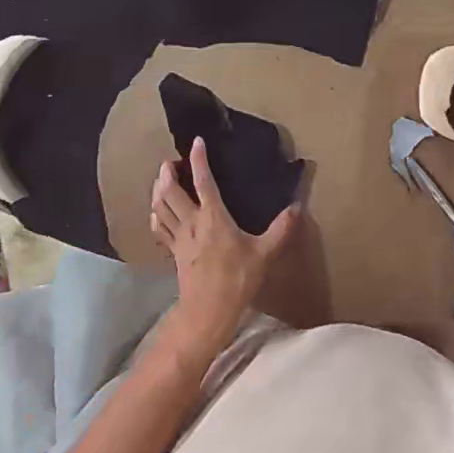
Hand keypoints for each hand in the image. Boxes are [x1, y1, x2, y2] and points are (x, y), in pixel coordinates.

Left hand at [151, 138, 298, 329]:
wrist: (208, 309)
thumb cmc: (237, 279)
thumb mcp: (264, 254)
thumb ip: (281, 229)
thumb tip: (297, 207)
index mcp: (213, 217)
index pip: (203, 181)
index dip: (198, 160)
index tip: (195, 142)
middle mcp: (191, 222)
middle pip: (171, 191)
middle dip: (168, 173)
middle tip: (170, 161)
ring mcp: (178, 238)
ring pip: (160, 207)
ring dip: (158, 190)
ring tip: (160, 179)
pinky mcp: (173, 252)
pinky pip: (159, 228)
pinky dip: (156, 215)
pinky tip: (156, 211)